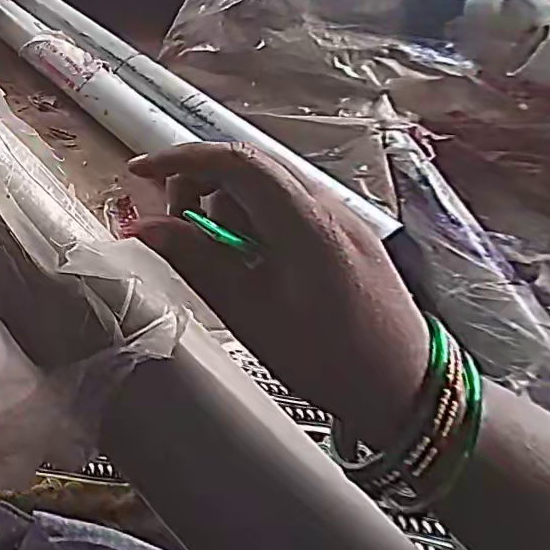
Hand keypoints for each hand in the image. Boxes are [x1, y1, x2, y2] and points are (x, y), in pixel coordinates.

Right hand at [126, 143, 427, 448]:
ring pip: (258, 183)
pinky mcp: (338, 231)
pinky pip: (276, 202)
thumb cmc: (327, 357)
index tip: (140, 171)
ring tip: (215, 252)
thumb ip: (192, 257)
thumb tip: (141, 226)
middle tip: (174, 224)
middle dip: (195, 183)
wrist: (409, 391)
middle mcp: (327, 207)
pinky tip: (241, 254)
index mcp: (306, 224)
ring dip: (219, 204)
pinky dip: (243, 215)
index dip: (181, 158)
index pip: (236, 161)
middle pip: (244, 164)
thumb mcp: (246, 309)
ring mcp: (338, 217)